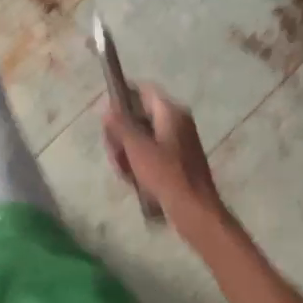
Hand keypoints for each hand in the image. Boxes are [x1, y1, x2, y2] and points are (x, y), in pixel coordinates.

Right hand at [102, 83, 228, 240]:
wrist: (195, 212)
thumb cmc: (165, 174)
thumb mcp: (136, 146)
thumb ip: (119, 123)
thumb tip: (107, 108)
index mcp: (171, 112)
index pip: (141, 90)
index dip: (121, 99)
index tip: (108, 117)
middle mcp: (176, 122)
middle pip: (138, 115)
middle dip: (121, 133)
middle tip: (113, 151)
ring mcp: (178, 142)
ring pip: (141, 136)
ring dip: (127, 150)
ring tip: (123, 170)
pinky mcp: (178, 161)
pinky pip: (151, 152)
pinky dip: (139, 162)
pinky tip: (132, 179)